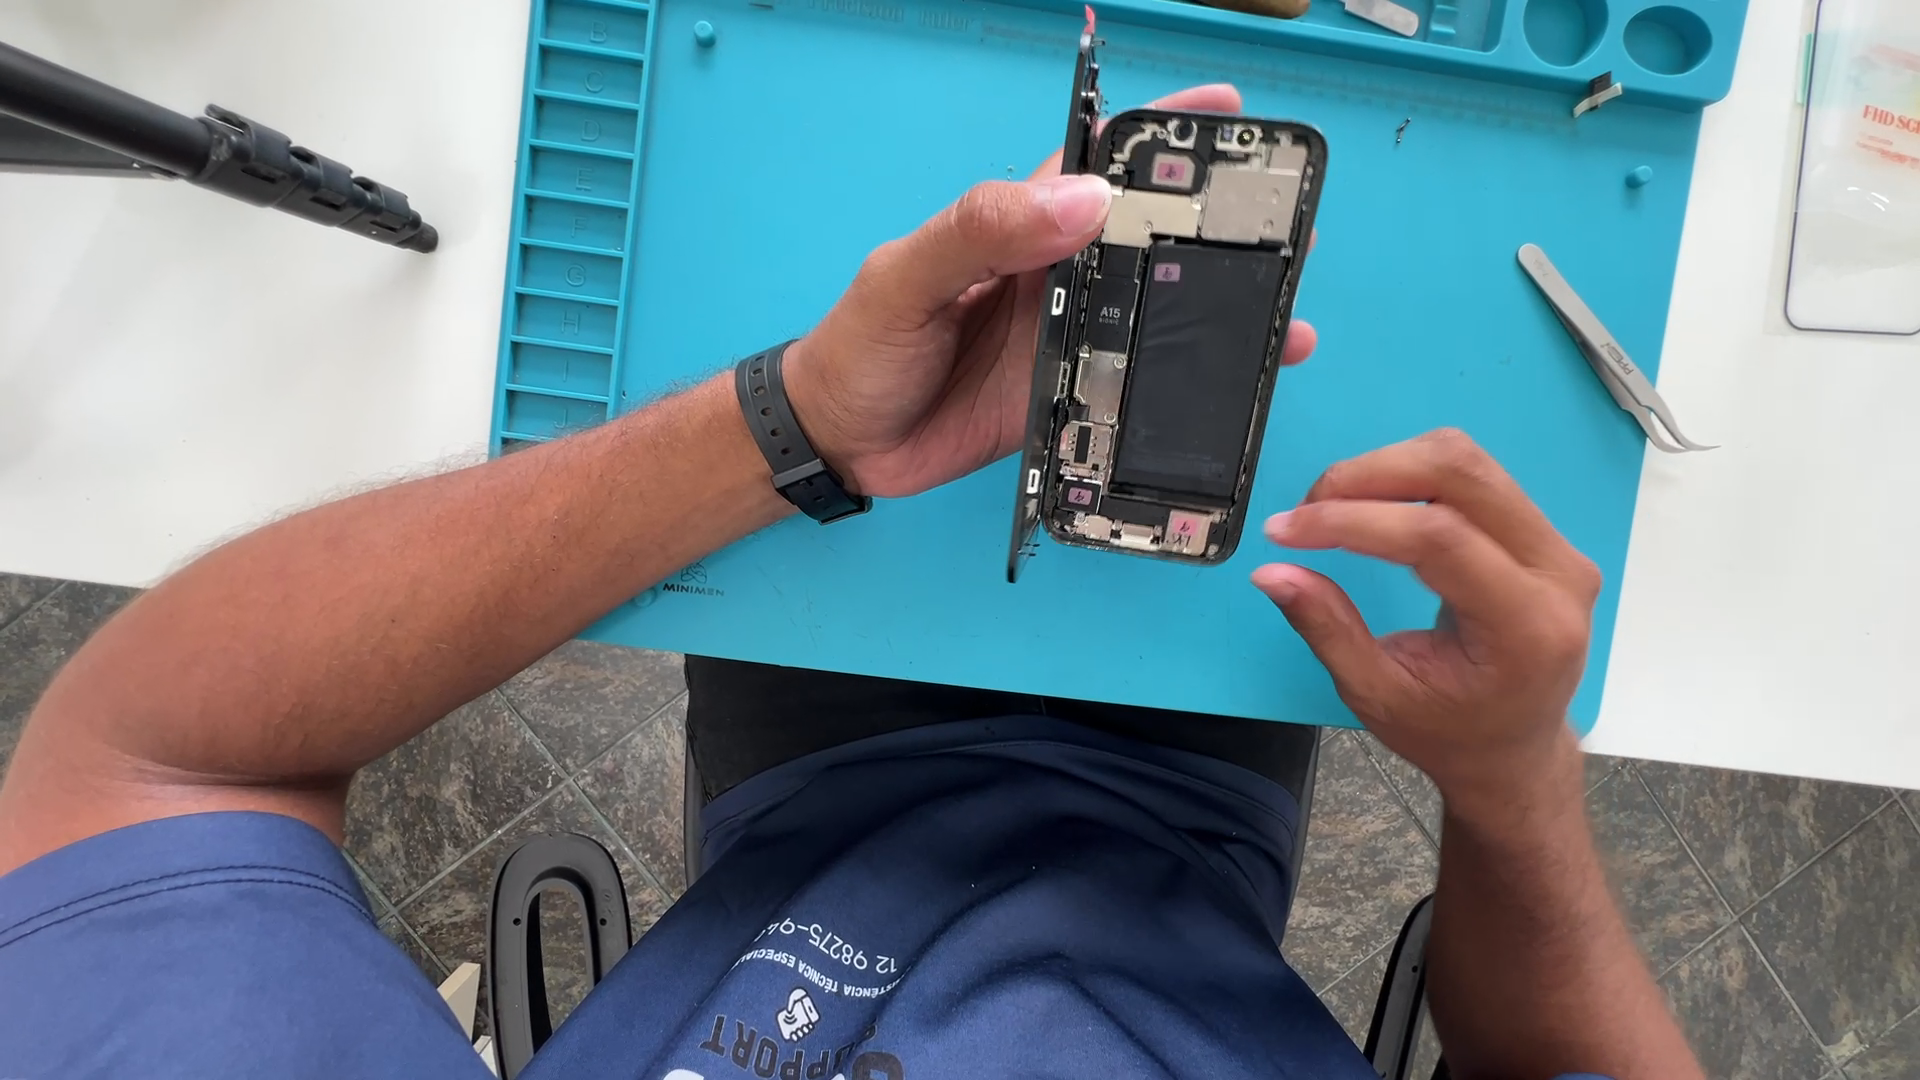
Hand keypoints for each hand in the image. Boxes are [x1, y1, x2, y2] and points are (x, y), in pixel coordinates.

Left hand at [782, 83, 1318, 497]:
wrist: (843, 441)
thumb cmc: (859, 349)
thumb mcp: (905, 276)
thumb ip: (980, 231)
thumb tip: (1086, 200)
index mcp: (1015, 230)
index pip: (1096, 166)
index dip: (1162, 138)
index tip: (1232, 120)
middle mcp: (1051, 283)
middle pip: (1146, 249)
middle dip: (1216, 236)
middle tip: (1291, 237)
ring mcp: (1061, 348)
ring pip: (1151, 325)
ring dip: (1213, 324)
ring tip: (1284, 326)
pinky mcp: (1062, 406)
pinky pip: (1129, 395)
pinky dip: (1174, 393)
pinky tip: (1219, 397)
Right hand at [1252, 430, 1602, 812]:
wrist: (1513, 748)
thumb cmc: (1445, 731)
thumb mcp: (1373, 694)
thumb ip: (1325, 627)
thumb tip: (1269, 572)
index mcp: (1524, 625)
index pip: (1438, 538)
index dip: (1350, 521)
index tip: (1282, 532)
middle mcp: (1555, 570)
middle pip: (1459, 473)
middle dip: (1365, 475)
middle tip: (1304, 510)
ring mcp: (1554, 544)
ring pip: (1463, 460)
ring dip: (1381, 468)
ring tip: (1329, 508)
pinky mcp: (1536, 532)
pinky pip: (1466, 475)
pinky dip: (1401, 476)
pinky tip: (1365, 507)